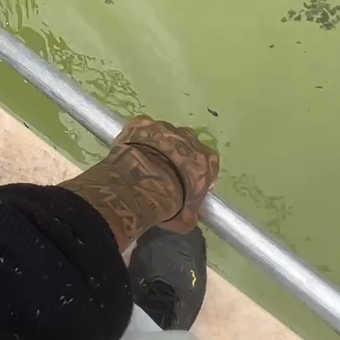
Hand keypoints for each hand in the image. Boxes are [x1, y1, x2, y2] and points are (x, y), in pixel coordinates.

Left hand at [114, 116, 218, 233]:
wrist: (138, 184)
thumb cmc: (169, 204)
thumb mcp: (188, 217)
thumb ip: (193, 210)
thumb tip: (189, 213)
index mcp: (206, 161)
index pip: (208, 162)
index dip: (196, 170)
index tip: (187, 179)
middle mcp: (188, 139)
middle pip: (187, 142)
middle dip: (178, 153)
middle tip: (166, 168)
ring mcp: (164, 127)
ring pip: (164, 132)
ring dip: (158, 142)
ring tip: (145, 158)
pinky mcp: (140, 122)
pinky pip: (142, 126)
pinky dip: (138, 134)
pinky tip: (131, 147)